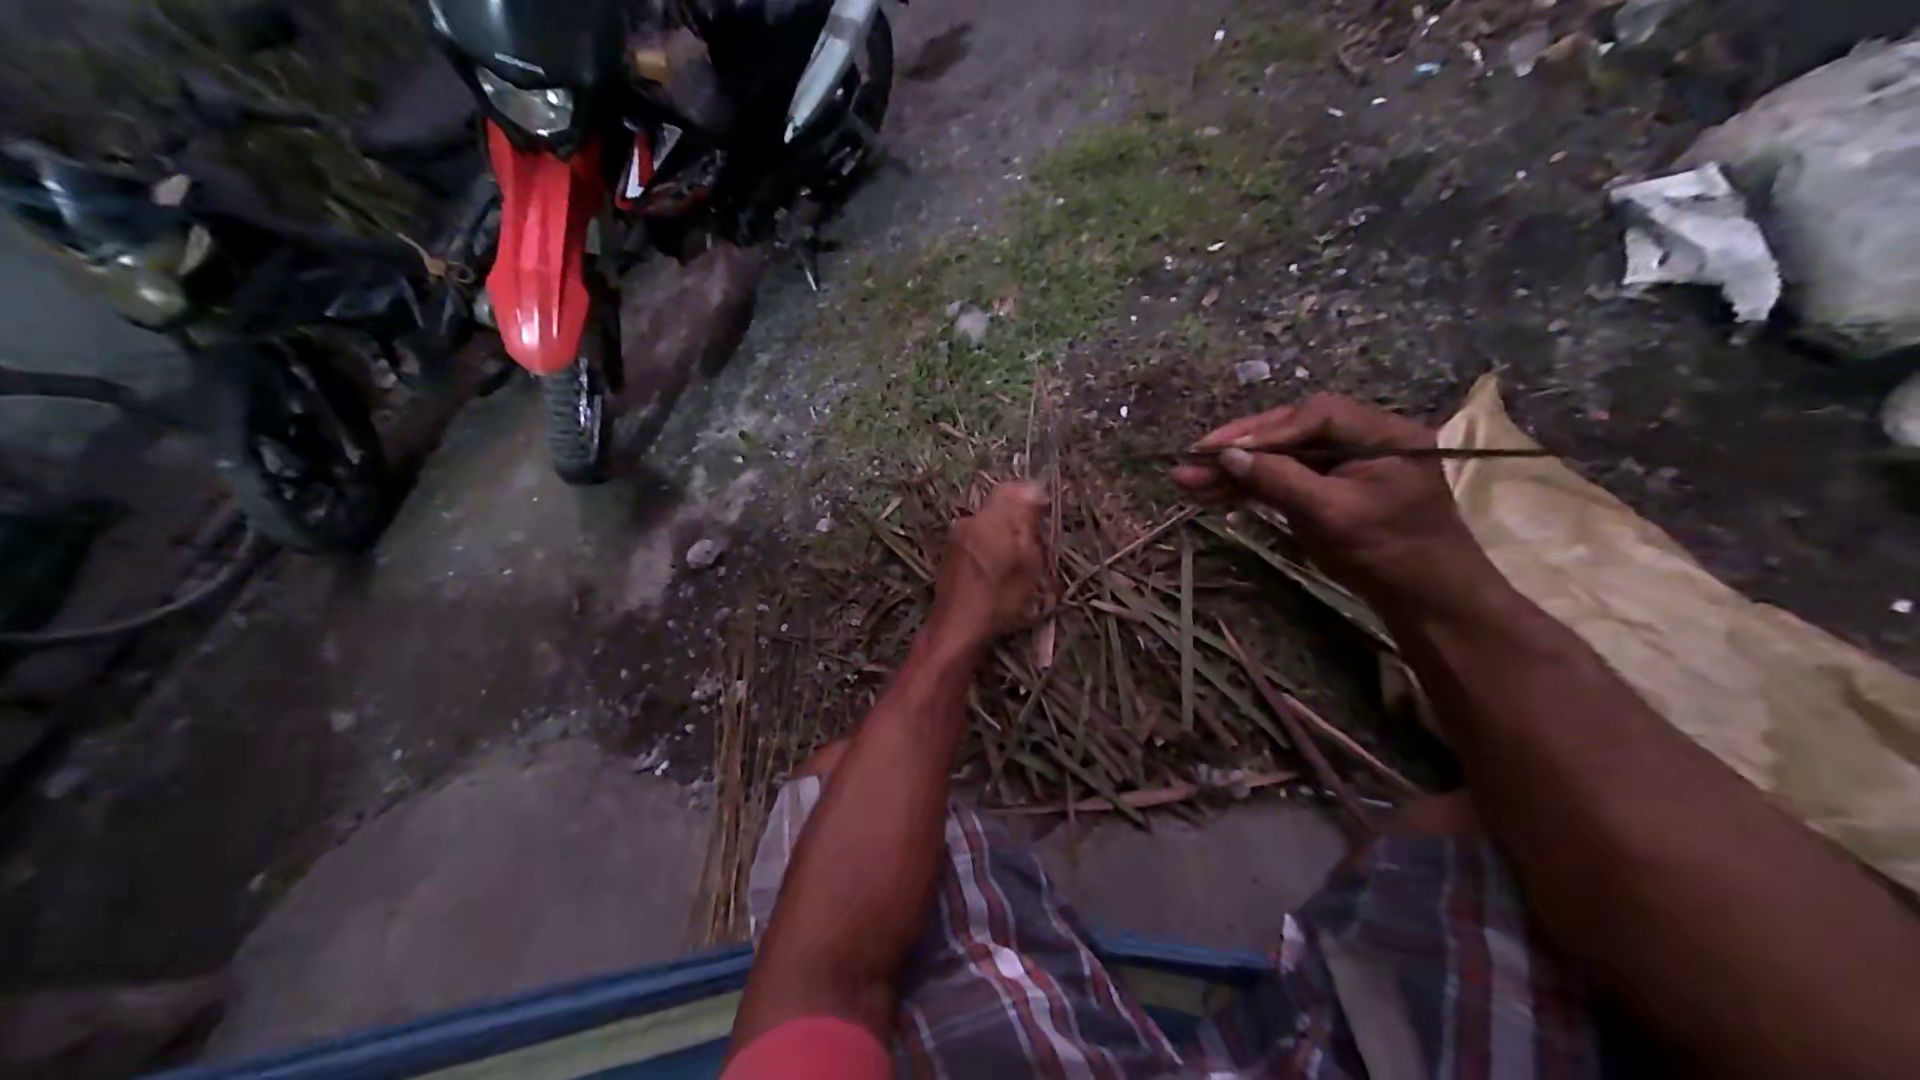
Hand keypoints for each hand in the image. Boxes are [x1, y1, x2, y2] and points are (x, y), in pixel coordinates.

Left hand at [933, 481, 1049, 638]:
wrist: (957, 627)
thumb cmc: (1000, 597)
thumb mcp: (1027, 561)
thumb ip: (1027, 522)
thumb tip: (1033, 490)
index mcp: (989, 518)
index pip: (1012, 489)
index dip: (1031, 498)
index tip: (1044, 517)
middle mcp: (968, 520)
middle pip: (998, 507)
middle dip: (1018, 519)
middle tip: (1036, 544)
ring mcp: (955, 538)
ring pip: (987, 524)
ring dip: (1004, 535)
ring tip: (1018, 561)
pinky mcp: (949, 555)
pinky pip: (975, 540)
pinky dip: (990, 547)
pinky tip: (997, 570)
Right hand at [1172, 395, 1497, 610]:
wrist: (1426, 601)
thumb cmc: (1389, 554)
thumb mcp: (1331, 514)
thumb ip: (1280, 480)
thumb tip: (1229, 456)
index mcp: (1382, 434)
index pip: (1314, 416)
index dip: (1263, 430)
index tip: (1220, 449)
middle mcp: (1362, 440)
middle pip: (1290, 433)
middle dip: (1239, 449)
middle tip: (1192, 459)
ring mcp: (1342, 467)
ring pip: (1280, 459)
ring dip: (1235, 471)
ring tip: (1186, 482)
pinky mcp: (1327, 492)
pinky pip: (1284, 481)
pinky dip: (1249, 488)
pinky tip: (1213, 492)